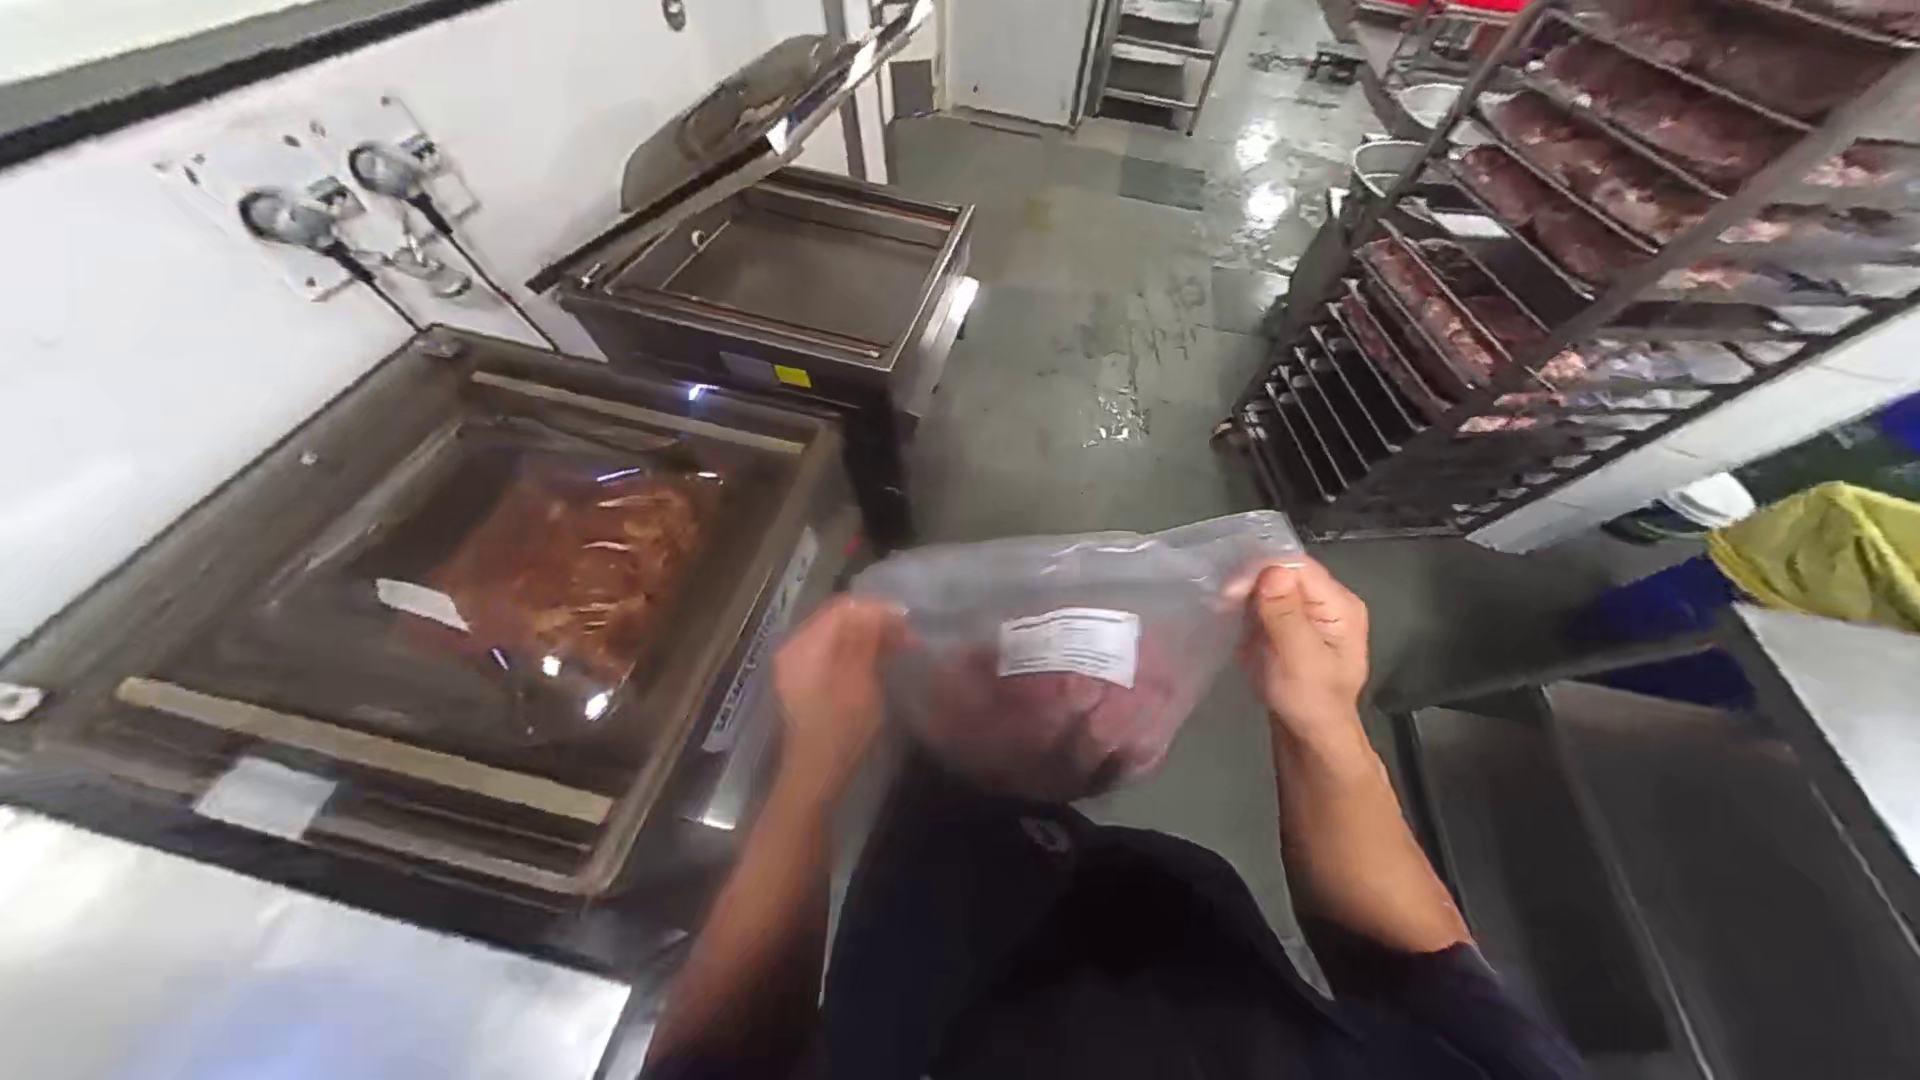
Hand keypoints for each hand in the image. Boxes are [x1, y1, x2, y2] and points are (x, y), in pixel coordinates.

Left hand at [771, 594, 905, 798]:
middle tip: (908, 635)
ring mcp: (799, 665)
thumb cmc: (842, 728)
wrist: (817, 775)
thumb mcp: (860, 679)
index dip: (876, 608)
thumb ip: (865, 638)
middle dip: (874, 621)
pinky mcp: (807, 681)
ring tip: (901, 645)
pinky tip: (881, 659)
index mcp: (804, 644)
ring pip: (838, 635)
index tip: (908, 620)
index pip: (842, 609)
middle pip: (839, 619)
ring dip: (869, 636)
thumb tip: (877, 609)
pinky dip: (858, 651)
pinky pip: (834, 652)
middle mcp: (796, 648)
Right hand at [1239, 558, 1369, 743]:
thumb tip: (1273, 570)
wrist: (1308, 733)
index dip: (1262, 570)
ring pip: (1265, 582)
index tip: (1231, 590)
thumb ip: (1286, 614)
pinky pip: (1259, 598)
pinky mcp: (1283, 620)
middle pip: (1280, 569)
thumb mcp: (1300, 658)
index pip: (1298, 565)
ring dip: (1241, 593)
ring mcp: (1303, 609)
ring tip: (1222, 610)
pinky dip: (1241, 604)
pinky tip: (1228, 615)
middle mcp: (1323, 600)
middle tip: (1221, 602)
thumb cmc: (1311, 701)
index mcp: (1338, 604)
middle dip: (1248, 581)